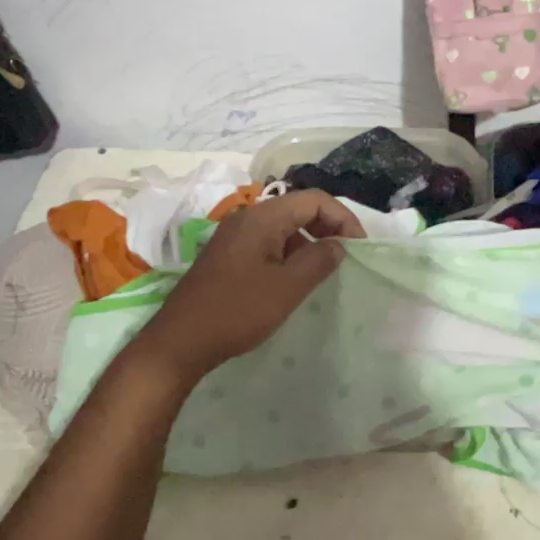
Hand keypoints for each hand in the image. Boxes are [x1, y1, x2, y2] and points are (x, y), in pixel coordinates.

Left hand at [126, 190, 365, 385]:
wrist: (180, 340)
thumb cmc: (237, 312)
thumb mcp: (287, 288)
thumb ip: (319, 260)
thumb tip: (338, 245)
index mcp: (262, 218)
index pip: (314, 199)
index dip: (343, 218)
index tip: (359, 248)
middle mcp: (247, 218)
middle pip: (298, 208)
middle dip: (327, 226)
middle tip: (346, 256)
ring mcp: (234, 236)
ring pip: (283, 226)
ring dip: (309, 241)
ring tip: (324, 270)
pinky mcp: (227, 255)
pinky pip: (267, 241)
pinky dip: (289, 252)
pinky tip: (294, 279)